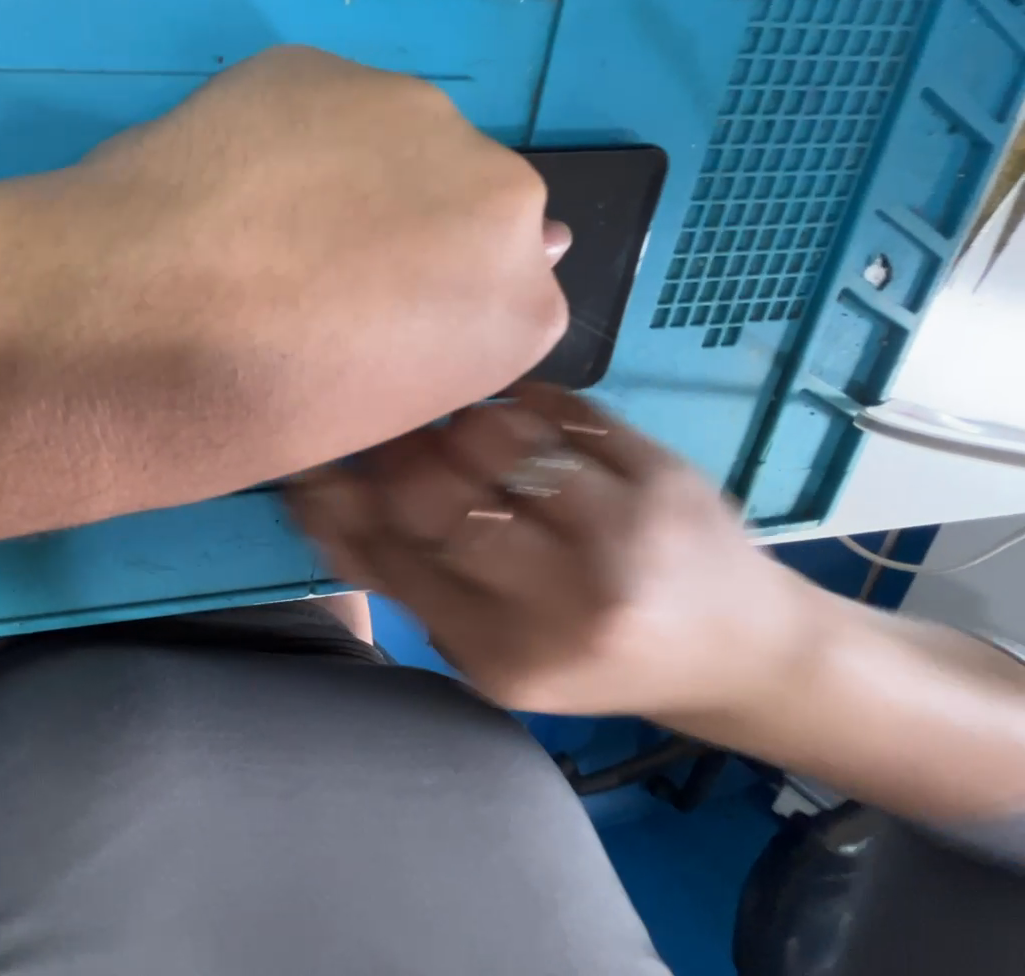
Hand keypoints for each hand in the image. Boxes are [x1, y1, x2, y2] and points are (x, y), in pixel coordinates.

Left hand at [8, 46, 569, 499]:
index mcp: (516, 317)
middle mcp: (501, 201)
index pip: (496, 297)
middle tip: (291, 273)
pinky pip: (310, 104)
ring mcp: (413, 115)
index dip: (411, 310)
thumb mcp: (346, 423)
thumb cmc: (239, 422)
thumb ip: (397, 352)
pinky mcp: (315, 66)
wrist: (131, 337)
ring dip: (336, 178)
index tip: (352, 325)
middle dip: (391, 235)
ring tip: (241, 228)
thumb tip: (402, 292)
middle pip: (459, 207)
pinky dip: (273, 138)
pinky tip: (212, 183)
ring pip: (390, 144)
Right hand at [285, 384, 816, 720]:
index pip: (387, 556)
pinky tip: (508, 419)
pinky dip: (513, 403)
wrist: (746, 656)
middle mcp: (569, 600)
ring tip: (449, 432)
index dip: (336, 498)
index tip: (313, 462)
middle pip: (432, 493)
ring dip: (450, 423)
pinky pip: (554, 408)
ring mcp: (627, 531)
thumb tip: (314, 501)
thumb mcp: (483, 648)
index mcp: (508, 655)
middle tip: (381, 436)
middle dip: (389, 453)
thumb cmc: (589, 655)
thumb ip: (401, 579)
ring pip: (489, 438)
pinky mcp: (666, 473)